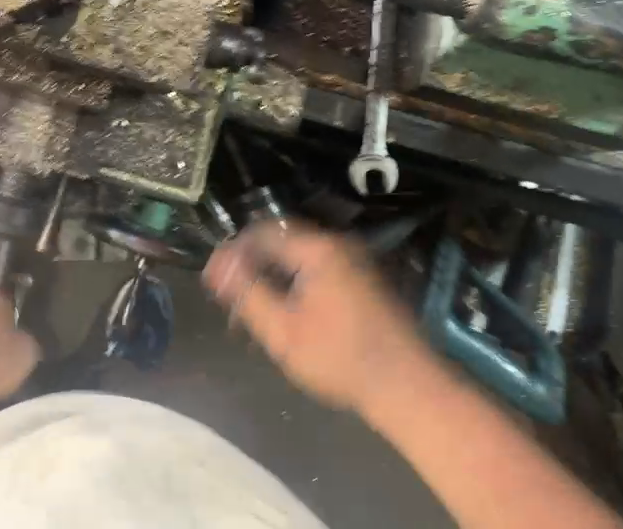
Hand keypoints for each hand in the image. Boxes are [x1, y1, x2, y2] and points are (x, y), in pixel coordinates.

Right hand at [204, 222, 432, 414]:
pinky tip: (286, 315)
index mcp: (318, 249)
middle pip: (281, 244)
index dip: (234, 252)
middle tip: (232, 298)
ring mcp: (355, 263)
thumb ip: (246, 293)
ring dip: (273, 279)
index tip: (215, 278)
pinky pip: (318, 272)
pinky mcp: (364, 283)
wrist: (408, 389)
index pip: (262, 233)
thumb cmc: (340, 358)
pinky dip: (296, 286)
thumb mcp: (282, 330)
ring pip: (299, 260)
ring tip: (254, 311)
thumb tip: (216, 266)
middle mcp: (338, 246)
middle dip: (252, 268)